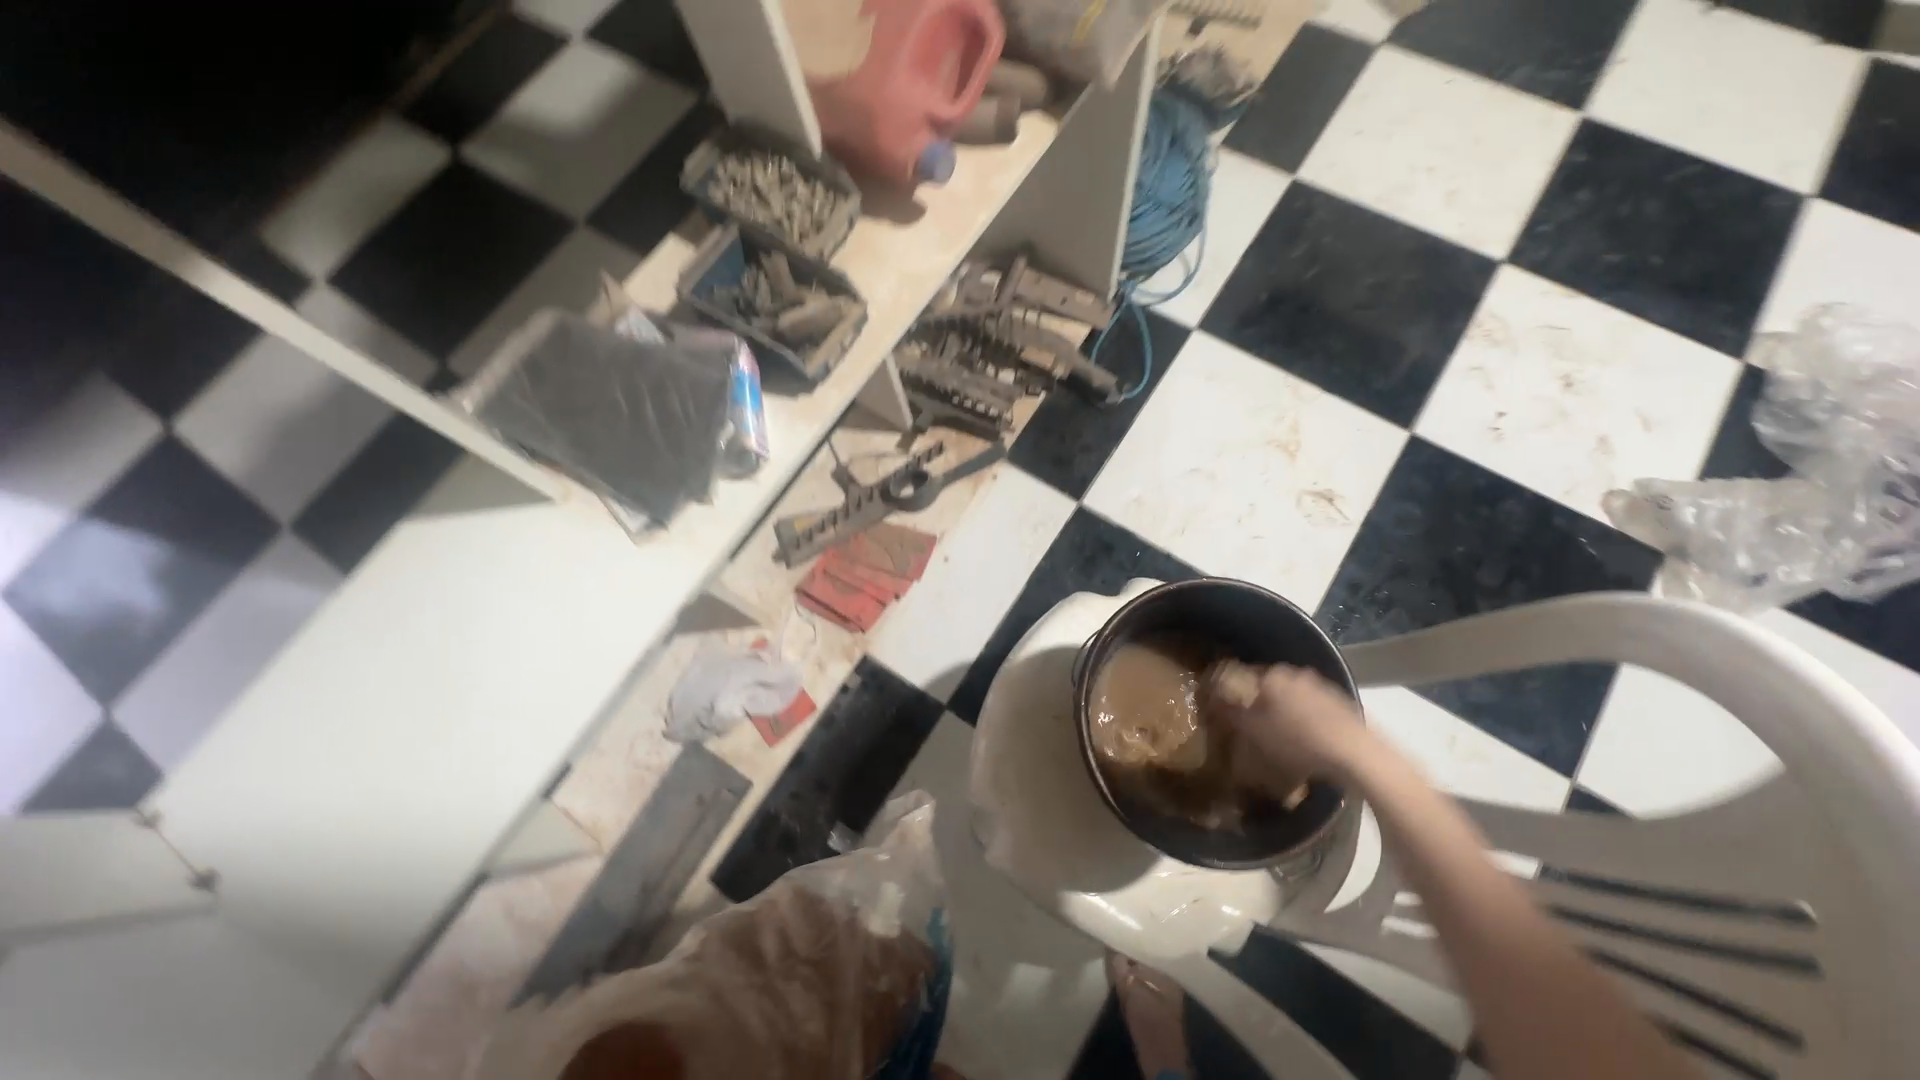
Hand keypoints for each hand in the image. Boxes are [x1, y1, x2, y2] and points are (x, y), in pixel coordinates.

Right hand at [1207, 663, 1370, 784]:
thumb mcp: (1253, 732)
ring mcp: (1321, 686)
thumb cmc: (1296, 741)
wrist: (1353, 753)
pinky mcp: (1340, 702)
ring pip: (1292, 697)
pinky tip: (1306, 741)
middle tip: (1253, 728)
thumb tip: (1213, 700)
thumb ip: (1231, 712)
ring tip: (1280, 738)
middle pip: (1268, 687)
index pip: (1242, 677)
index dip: (1232, 695)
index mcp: (1272, 676)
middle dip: (1259, 703)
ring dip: (1284, 712)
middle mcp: (1296, 673)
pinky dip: (1305, 719)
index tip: (1227, 712)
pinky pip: (1312, 708)